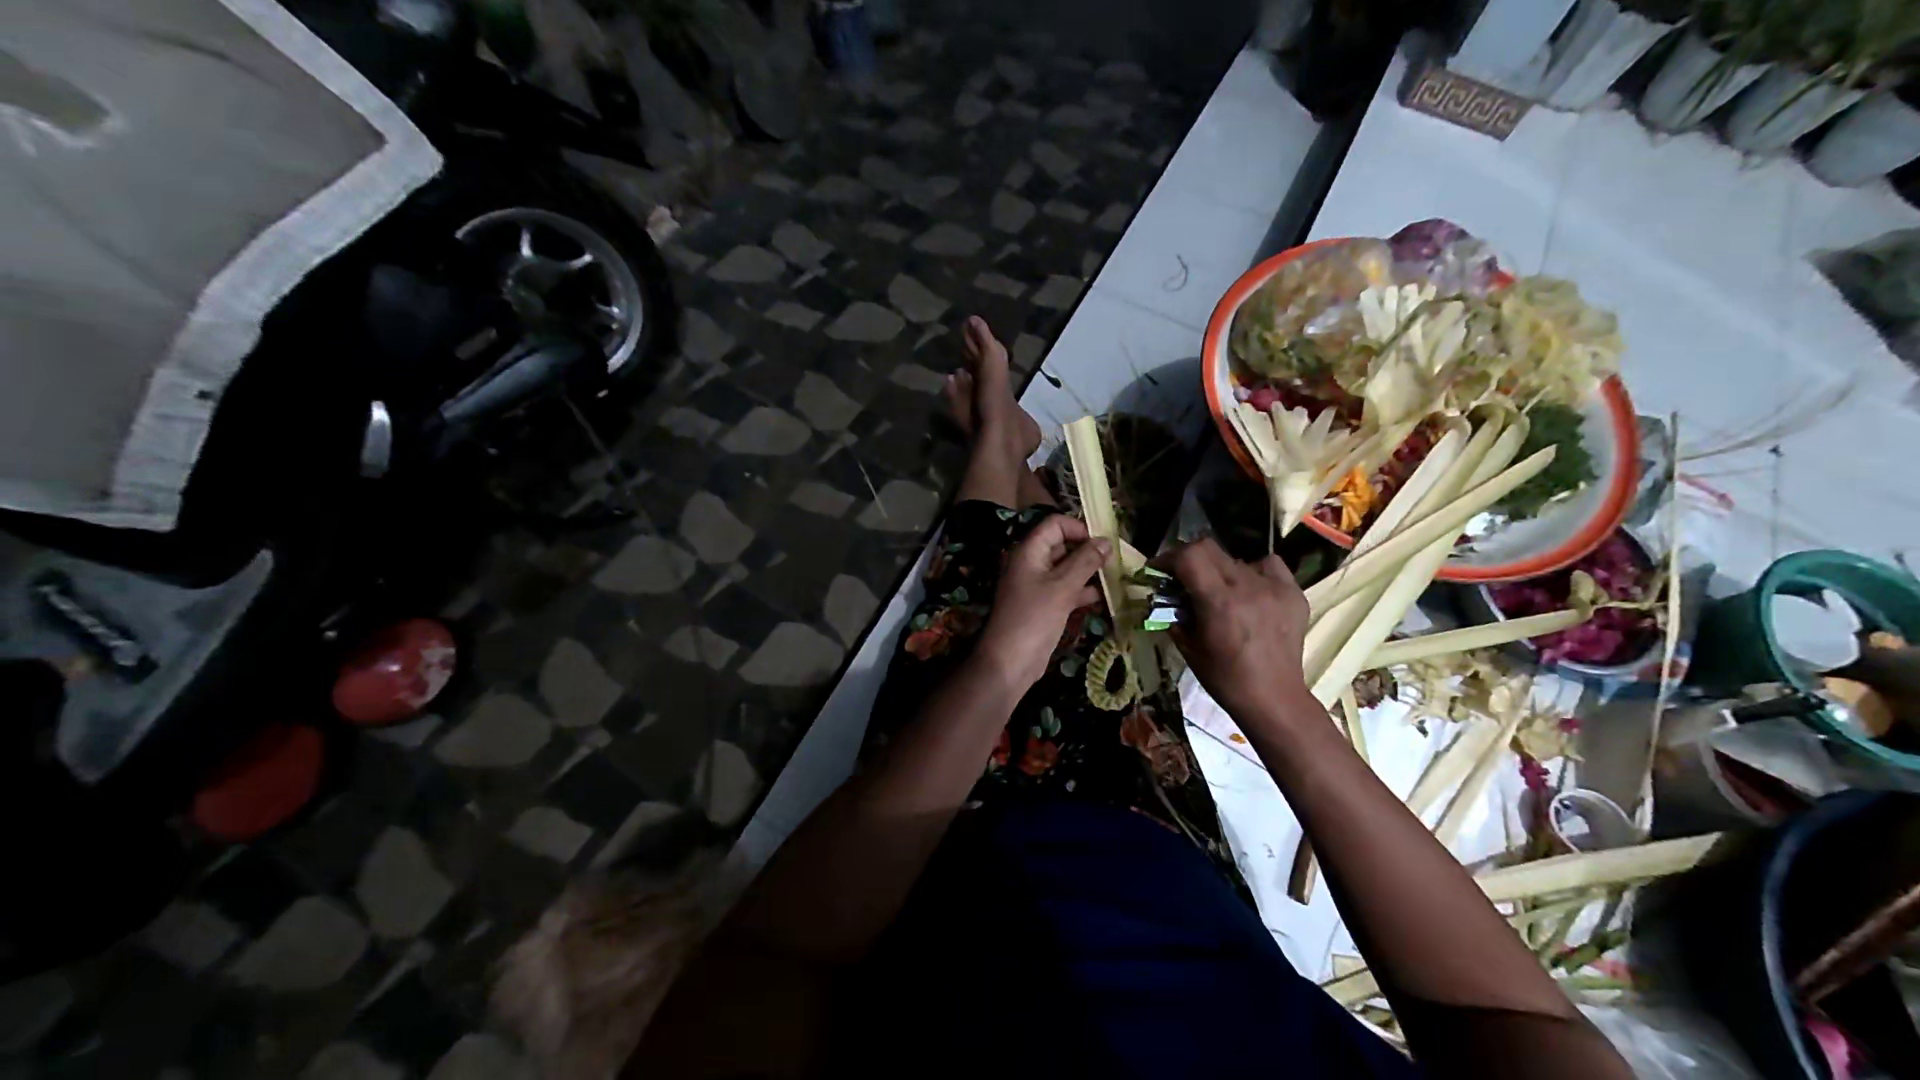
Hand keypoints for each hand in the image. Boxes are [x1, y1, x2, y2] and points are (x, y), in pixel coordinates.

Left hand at [976, 514, 1108, 688]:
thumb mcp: (1062, 587)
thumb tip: (1105, 541)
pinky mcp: (1044, 605)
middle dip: (1088, 550)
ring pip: (1067, 569)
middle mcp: (1032, 564)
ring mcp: (1037, 585)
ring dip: (1089, 571)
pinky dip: (1084, 591)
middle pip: (1063, 545)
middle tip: (1117, 559)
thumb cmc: (1033, 618)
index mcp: (1029, 551)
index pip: (1055, 524)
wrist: (1009, 662)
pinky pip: (1066, 590)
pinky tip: (1105, 597)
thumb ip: (1085, 561)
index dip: (1079, 528)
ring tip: (1117, 576)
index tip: (1104, 541)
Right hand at [1162, 538, 1311, 720]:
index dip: (1168, 558)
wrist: (1274, 698)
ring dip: (1220, 569)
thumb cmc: (1225, 678)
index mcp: (1219, 602)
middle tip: (1183, 577)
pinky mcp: (1294, 593)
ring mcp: (1275, 587)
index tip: (1159, 570)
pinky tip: (1250, 590)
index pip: (1190, 556)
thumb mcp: (1188, 647)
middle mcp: (1248, 587)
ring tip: (1219, 591)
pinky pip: (1268, 566)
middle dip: (1190, 559)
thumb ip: (1175, 614)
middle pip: (1210, 549)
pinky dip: (1253, 571)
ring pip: (1237, 558)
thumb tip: (1165, 596)